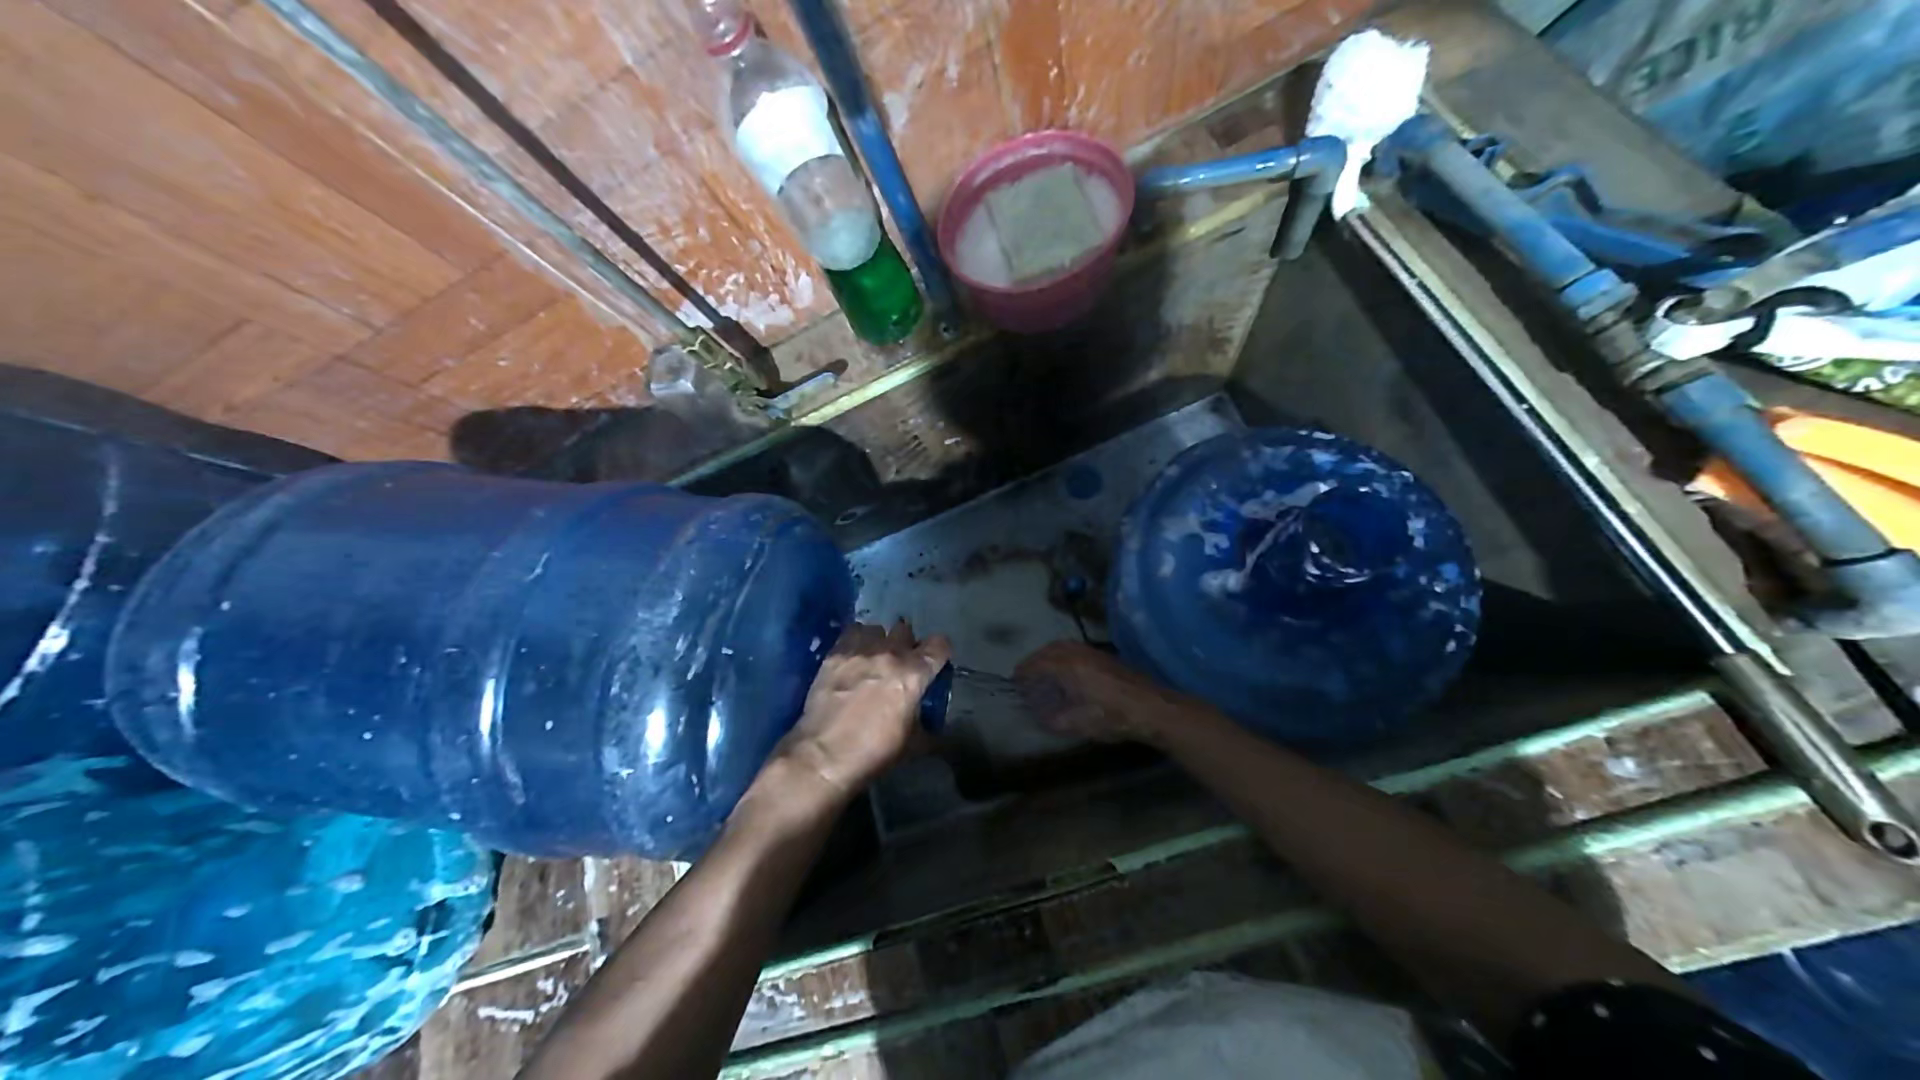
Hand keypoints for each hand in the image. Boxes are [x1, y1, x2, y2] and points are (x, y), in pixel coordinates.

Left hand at [771, 620, 951, 802]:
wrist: (825, 755)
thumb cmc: (875, 752)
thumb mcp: (914, 742)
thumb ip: (927, 722)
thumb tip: (931, 721)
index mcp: (914, 673)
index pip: (939, 645)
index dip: (939, 653)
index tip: (935, 662)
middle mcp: (890, 653)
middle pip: (905, 630)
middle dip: (907, 645)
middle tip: (901, 664)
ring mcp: (860, 650)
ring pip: (877, 629)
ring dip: (880, 641)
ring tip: (874, 658)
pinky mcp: (835, 654)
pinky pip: (851, 633)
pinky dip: (856, 642)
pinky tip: (853, 658)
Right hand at [1015, 641, 1190, 745]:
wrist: (1152, 708)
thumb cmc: (1113, 717)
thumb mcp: (1079, 725)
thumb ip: (1056, 720)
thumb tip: (1042, 716)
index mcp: (1069, 667)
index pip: (1038, 663)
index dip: (1024, 672)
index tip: (1014, 681)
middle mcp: (1079, 654)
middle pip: (1050, 649)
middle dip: (1035, 660)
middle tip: (1026, 675)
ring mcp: (1094, 653)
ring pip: (1064, 646)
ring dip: (1050, 655)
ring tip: (1043, 672)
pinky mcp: (1106, 657)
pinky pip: (1076, 649)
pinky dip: (1064, 655)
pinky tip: (1067, 671)